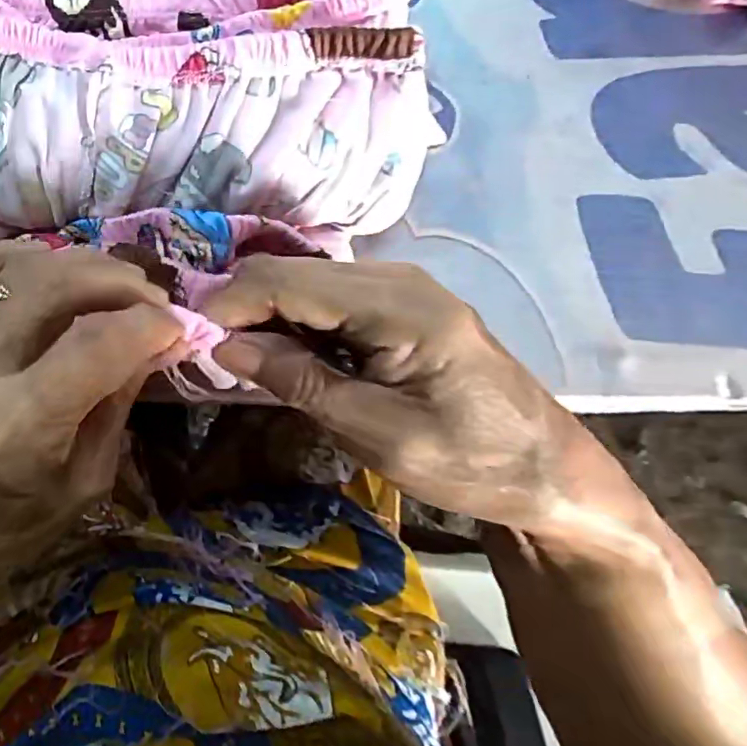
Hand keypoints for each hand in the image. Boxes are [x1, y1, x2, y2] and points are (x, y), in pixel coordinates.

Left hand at [0, 240, 183, 618]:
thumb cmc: (27, 512)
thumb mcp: (91, 473)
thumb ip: (119, 396)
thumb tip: (161, 334)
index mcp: (17, 423)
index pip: (92, 344)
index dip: (148, 325)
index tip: (178, 328)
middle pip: (55, 287)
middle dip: (119, 281)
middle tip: (153, 300)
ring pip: (24, 266)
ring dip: (81, 264)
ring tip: (115, 286)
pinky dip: (23, 254)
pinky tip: (56, 270)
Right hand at [201, 256, 596, 533]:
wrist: (554, 475)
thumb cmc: (474, 464)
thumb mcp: (380, 434)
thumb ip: (299, 382)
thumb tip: (222, 345)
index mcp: (399, 307)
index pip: (283, 281)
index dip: (228, 304)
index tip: (192, 341)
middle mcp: (393, 278)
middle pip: (284, 270)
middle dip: (236, 305)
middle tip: (210, 353)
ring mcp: (393, 285)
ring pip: (295, 278)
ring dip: (257, 311)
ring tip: (239, 357)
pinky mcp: (390, 301)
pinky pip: (317, 294)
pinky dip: (284, 317)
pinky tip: (279, 351)